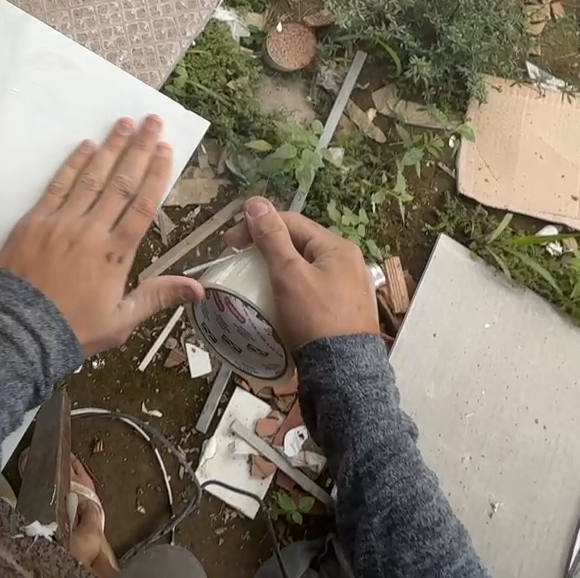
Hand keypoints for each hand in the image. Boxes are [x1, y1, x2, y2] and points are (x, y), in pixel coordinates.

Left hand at [0, 115, 203, 355]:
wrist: (18, 333)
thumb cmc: (73, 330)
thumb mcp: (121, 322)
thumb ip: (158, 297)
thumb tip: (200, 290)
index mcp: (116, 254)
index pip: (143, 204)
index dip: (157, 174)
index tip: (166, 149)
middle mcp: (91, 230)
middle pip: (121, 181)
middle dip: (139, 148)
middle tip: (152, 121)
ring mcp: (61, 222)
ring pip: (92, 176)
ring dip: (110, 147)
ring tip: (124, 122)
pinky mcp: (35, 220)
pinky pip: (58, 185)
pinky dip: (73, 163)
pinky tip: (85, 145)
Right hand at [230, 196, 378, 346]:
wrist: (342, 377)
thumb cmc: (316, 320)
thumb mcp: (288, 274)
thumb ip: (271, 238)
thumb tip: (256, 203)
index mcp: (339, 249)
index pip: (291, 222)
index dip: (257, 226)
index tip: (230, 243)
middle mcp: (348, 264)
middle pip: (298, 245)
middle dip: (267, 249)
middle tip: (240, 262)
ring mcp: (348, 290)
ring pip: (304, 268)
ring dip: (277, 270)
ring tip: (255, 282)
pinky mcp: (343, 313)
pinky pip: (311, 290)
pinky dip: (290, 290)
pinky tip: (277, 301)